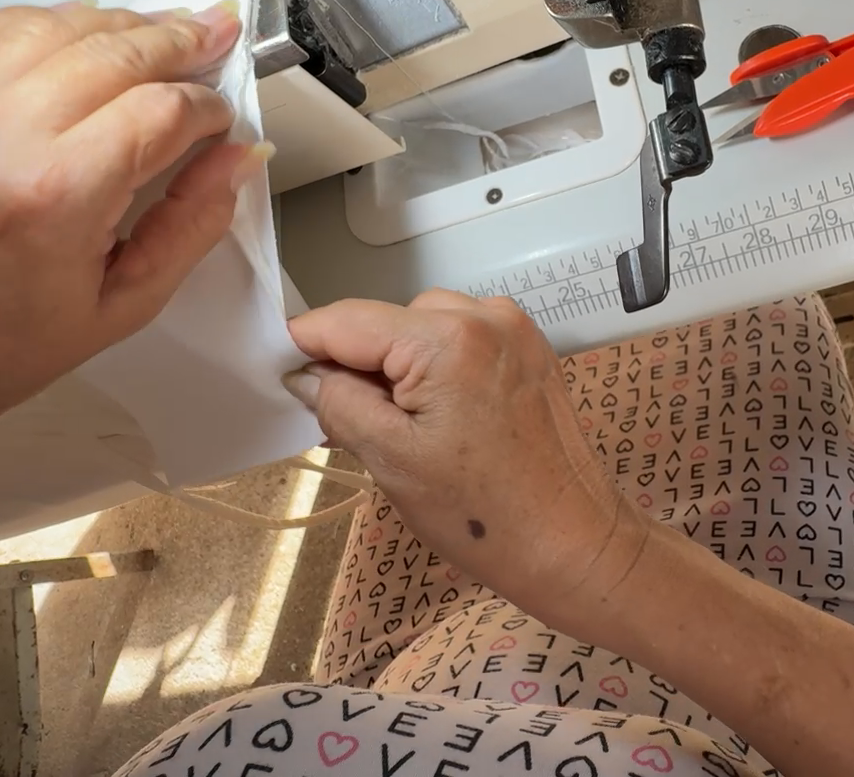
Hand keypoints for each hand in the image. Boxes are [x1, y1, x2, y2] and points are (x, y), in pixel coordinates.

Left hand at [0, 1, 264, 516]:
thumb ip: (194, 224)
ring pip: (52, 28)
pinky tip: (90, 26)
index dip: (209, 107)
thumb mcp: (126, 305)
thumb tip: (242, 158)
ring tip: (170, 26)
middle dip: (180, 38)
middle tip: (223, 30)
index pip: (159, 110)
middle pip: (111, 51)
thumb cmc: (2, 351)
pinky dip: (52, 20)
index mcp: (56, 194)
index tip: (228, 124)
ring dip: (122, 21)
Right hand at [286, 291, 654, 629]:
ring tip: (406, 423)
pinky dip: (440, 362)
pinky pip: (463, 336)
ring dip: (402, 362)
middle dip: (362, 362)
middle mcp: (485, 314)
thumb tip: (307, 372)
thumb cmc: (479, 514)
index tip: (281, 374)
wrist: (572, 539)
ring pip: (425, 325)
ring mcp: (514, 327)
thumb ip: (340, 402)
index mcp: (447, 338)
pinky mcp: (530, 346)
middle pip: (389, 321)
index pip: (348, 320)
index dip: (306, 344)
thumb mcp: (391, 460)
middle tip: (356, 423)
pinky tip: (444, 412)